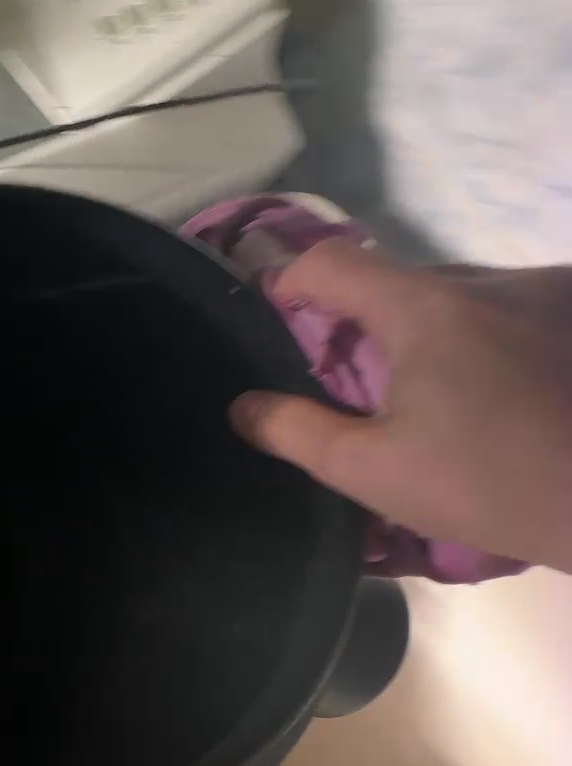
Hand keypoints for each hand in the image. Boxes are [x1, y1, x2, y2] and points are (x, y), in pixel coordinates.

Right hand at [229, 240, 571, 571]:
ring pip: (458, 295)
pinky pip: (512, 308)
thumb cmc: (494, 484)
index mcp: (433, 310)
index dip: (289, 284)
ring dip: (425, 333)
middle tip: (355, 388)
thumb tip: (245, 406)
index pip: (332, 261)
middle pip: (397, 280)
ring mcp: (563, 294)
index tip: (280, 327)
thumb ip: (290, 429)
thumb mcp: (364, 468)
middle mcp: (502, 283)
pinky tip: (495, 394)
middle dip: (361, 324)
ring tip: (435, 398)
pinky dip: (479, 339)